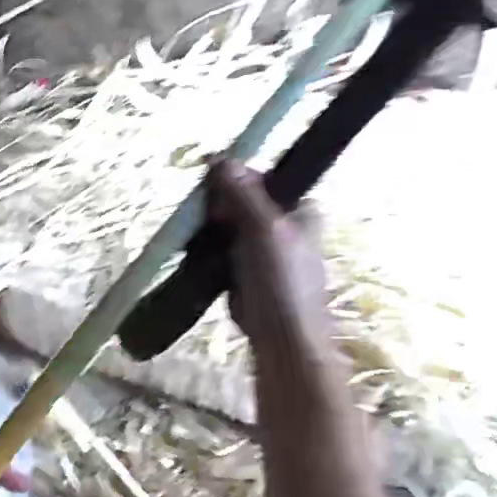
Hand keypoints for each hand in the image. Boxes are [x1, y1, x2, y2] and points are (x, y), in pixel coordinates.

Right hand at [209, 161, 331, 348]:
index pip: (260, 178)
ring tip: (197, 245)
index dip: (234, 182)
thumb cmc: (281, 280)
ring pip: (227, 225)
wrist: (283, 339)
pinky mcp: (247, 270)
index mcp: (300, 207)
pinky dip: (208, 251)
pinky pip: (222, 249)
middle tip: (206, 225)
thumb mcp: (264, 229)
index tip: (215, 198)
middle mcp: (284, 223)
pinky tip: (198, 259)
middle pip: (240, 199)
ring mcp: (265, 248)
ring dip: (209, 231)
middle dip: (217, 209)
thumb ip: (244, 194)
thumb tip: (221, 158)